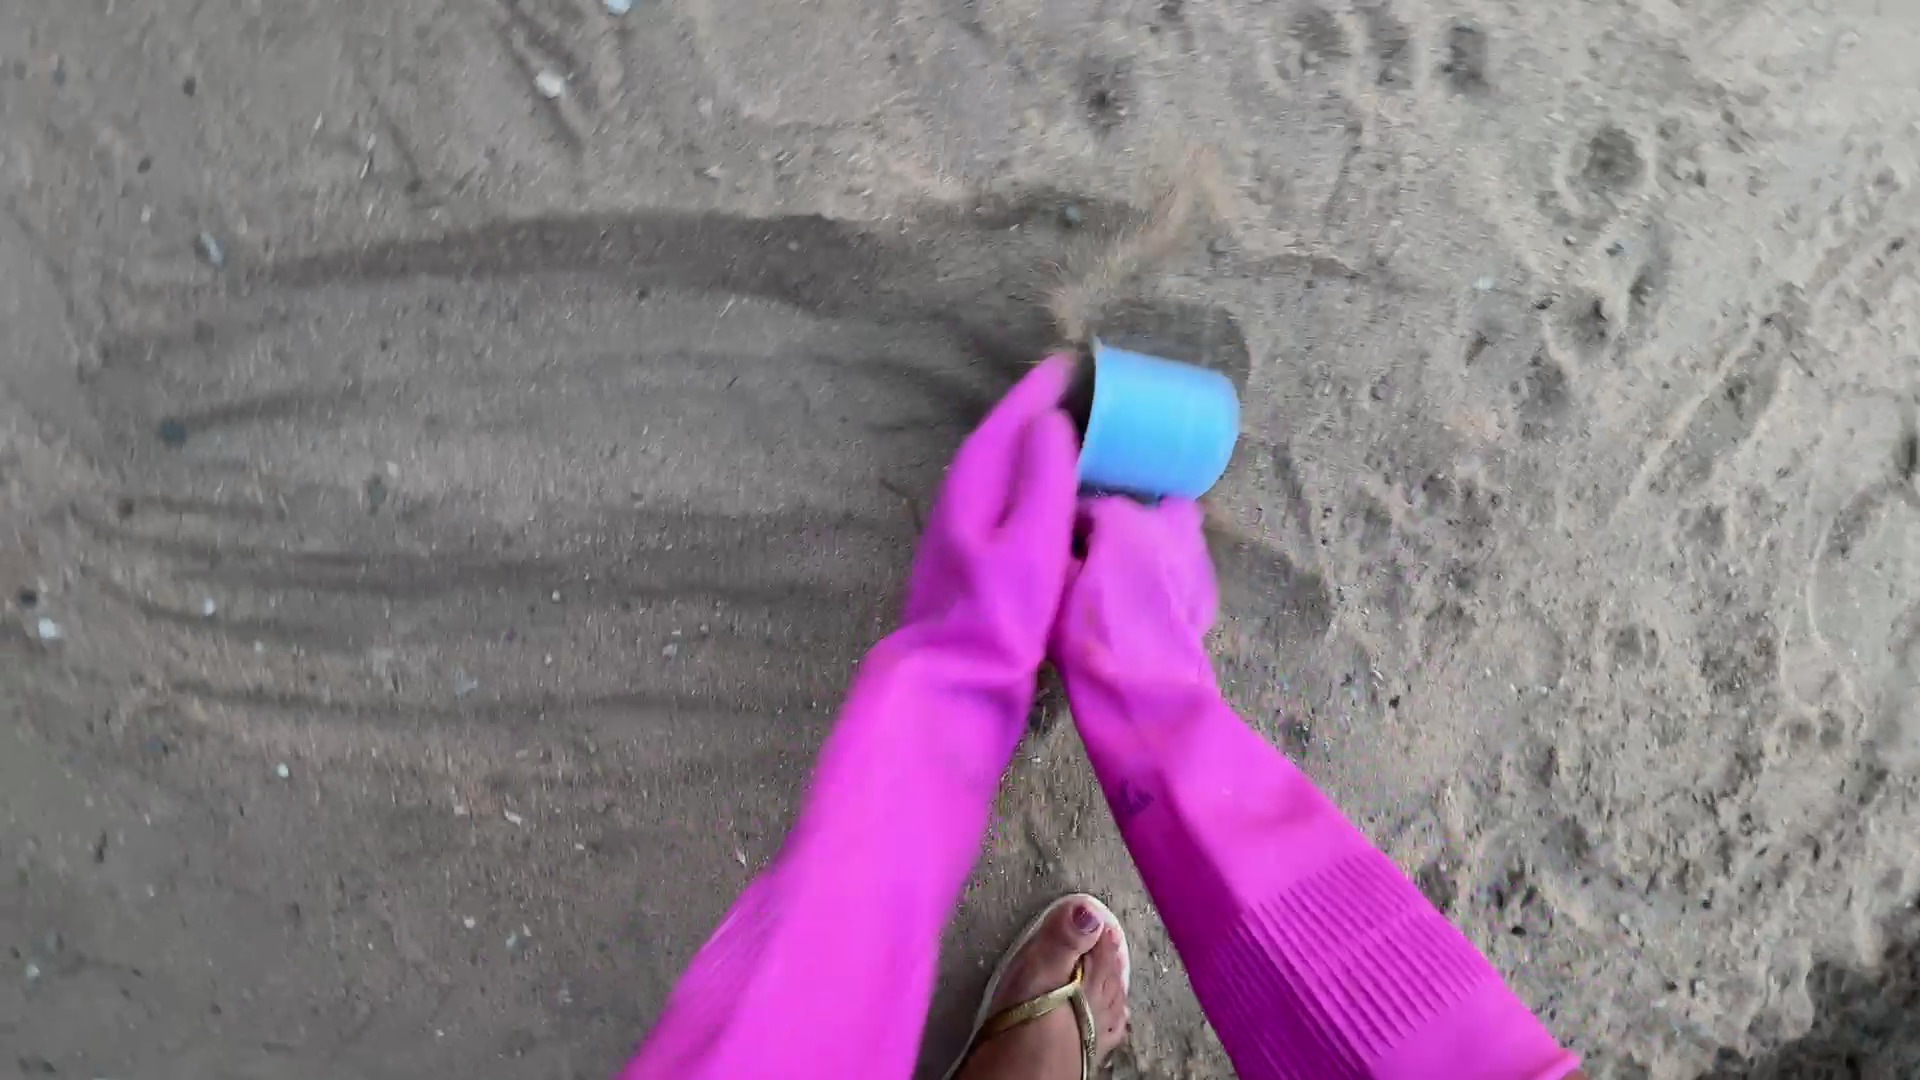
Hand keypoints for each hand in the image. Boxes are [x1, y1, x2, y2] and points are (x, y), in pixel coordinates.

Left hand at [899, 354, 1079, 675]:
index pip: (1012, 415)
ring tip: (1087, 435)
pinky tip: (1067, 499)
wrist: (953, 680)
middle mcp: (965, 494)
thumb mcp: (1031, 540)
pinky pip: (1014, 500)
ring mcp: (966, 526)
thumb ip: (1043, 476)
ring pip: (1010, 469)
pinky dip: (1042, 487)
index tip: (1076, 361)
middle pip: (1007, 436)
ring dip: (1043, 448)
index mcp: (976, 481)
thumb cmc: (997, 613)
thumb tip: (1052, 420)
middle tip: (1092, 395)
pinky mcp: (977, 554)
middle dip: (1045, 411)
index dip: (1044, 386)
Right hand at [1051, 496, 1216, 685]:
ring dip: (1150, 549)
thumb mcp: (1055, 587)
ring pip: (1173, 535)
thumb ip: (1059, 554)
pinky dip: (1167, 578)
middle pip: (1141, 512)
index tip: (1059, 547)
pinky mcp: (1208, 592)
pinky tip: (1150, 605)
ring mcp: (1195, 558)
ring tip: (1127, 581)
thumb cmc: (1090, 631)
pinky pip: (1182, 570)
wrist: (1145, 685)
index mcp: (1123, 519)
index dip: (1070, 527)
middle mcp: (1166, 527)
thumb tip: (1063, 546)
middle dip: (1123, 526)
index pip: (1089, 507)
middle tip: (1100, 555)